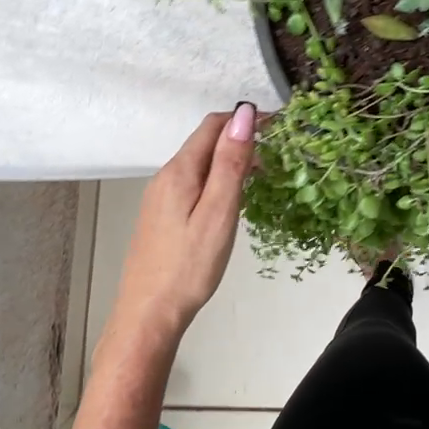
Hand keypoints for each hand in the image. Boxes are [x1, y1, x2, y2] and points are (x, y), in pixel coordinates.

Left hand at [110, 104, 257, 339]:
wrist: (149, 315)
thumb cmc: (190, 266)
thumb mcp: (219, 211)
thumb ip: (231, 162)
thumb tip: (245, 113)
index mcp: (180, 170)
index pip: (214, 125)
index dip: (245, 118)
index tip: (279, 128)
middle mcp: (166, 176)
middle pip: (205, 141)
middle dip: (240, 137)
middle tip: (276, 155)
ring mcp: (160, 196)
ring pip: (200, 163)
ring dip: (230, 159)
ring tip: (262, 177)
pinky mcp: (161, 215)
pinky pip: (193, 182)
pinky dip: (217, 179)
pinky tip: (232, 200)